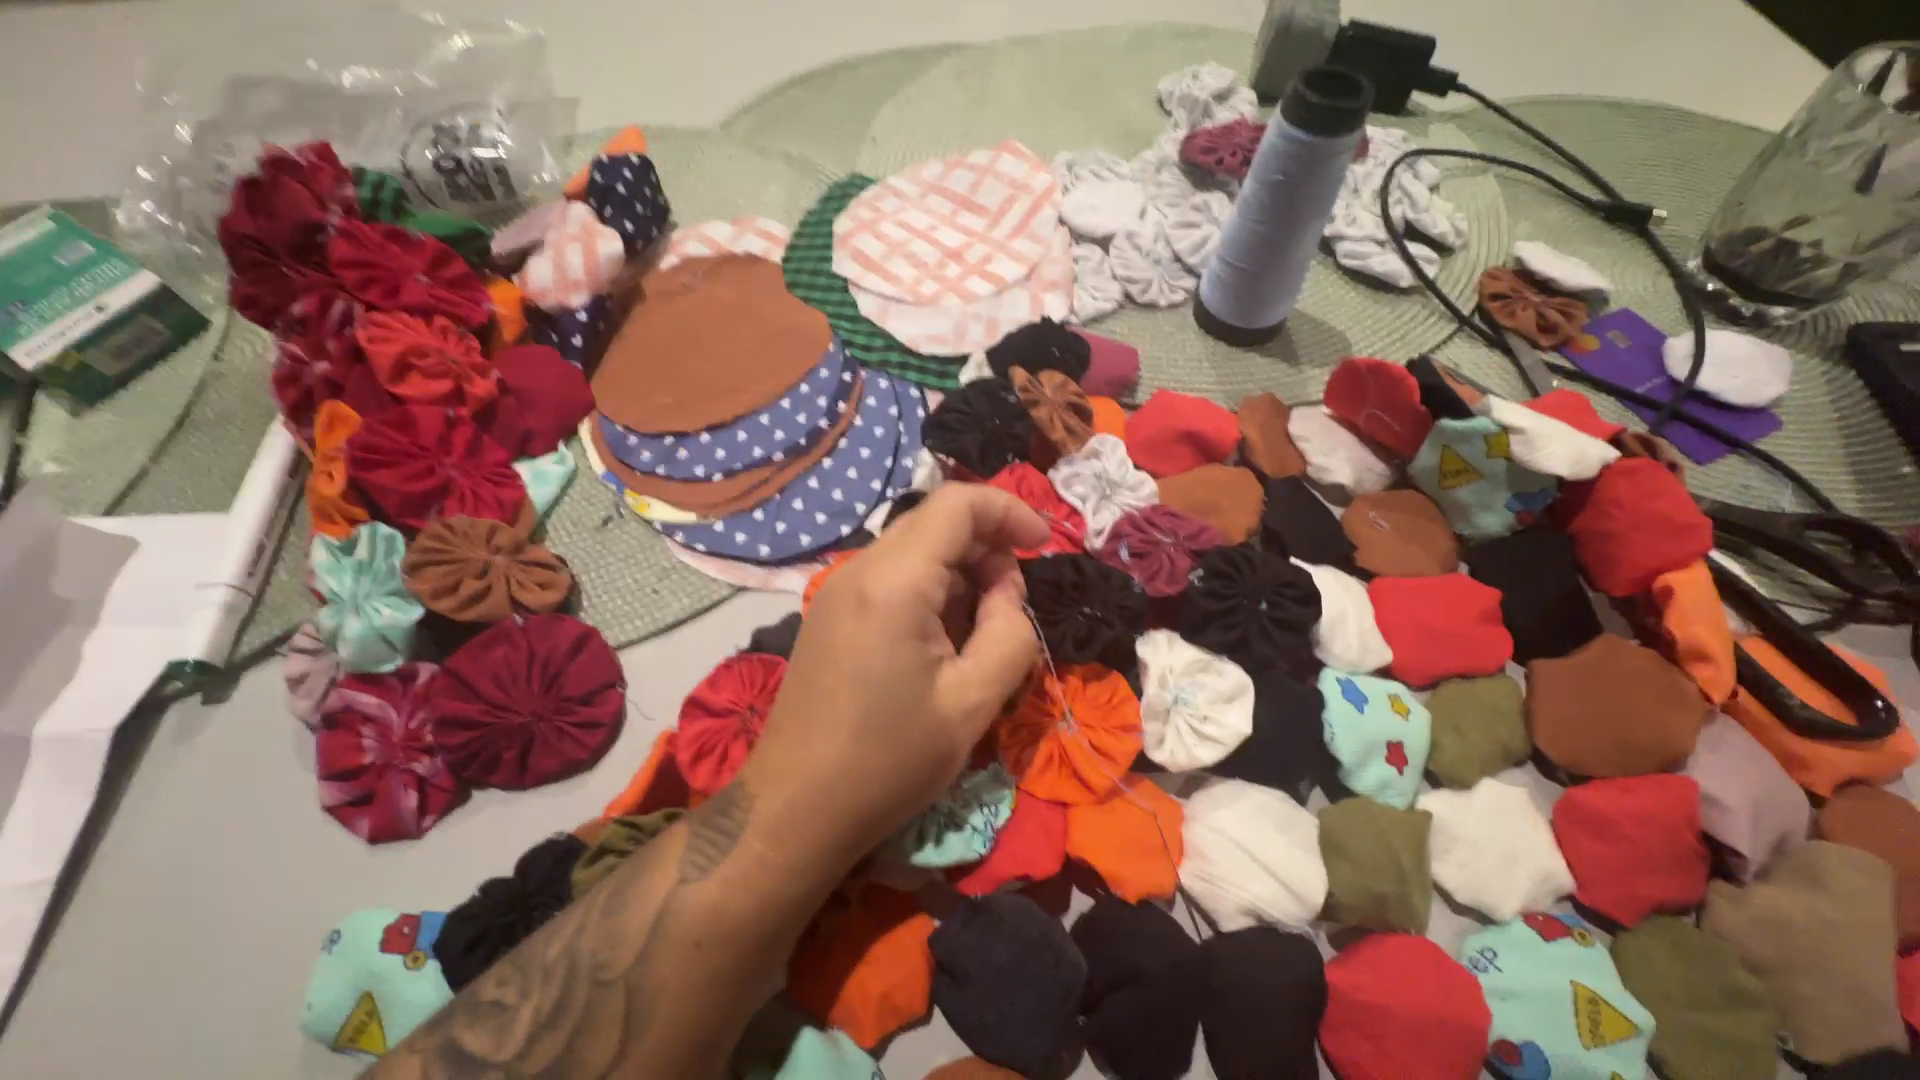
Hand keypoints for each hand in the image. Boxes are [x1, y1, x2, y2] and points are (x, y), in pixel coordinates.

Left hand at [738, 484, 1050, 874]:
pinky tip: (941, 643)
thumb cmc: (889, 760)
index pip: (958, 504)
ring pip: (912, 551)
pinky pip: (889, 579)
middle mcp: (858, 571)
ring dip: (959, 572)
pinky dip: (928, 590)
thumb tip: (1007, 592)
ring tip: (982, 631)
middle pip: (934, 522)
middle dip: (987, 545)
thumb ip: (1010, 632)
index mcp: (894, 582)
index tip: (1045, 545)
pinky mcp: (829, 616)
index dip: (1010, 511)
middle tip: (1014, 603)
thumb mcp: (973, 703)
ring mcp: (836, 592)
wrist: (796, 808)